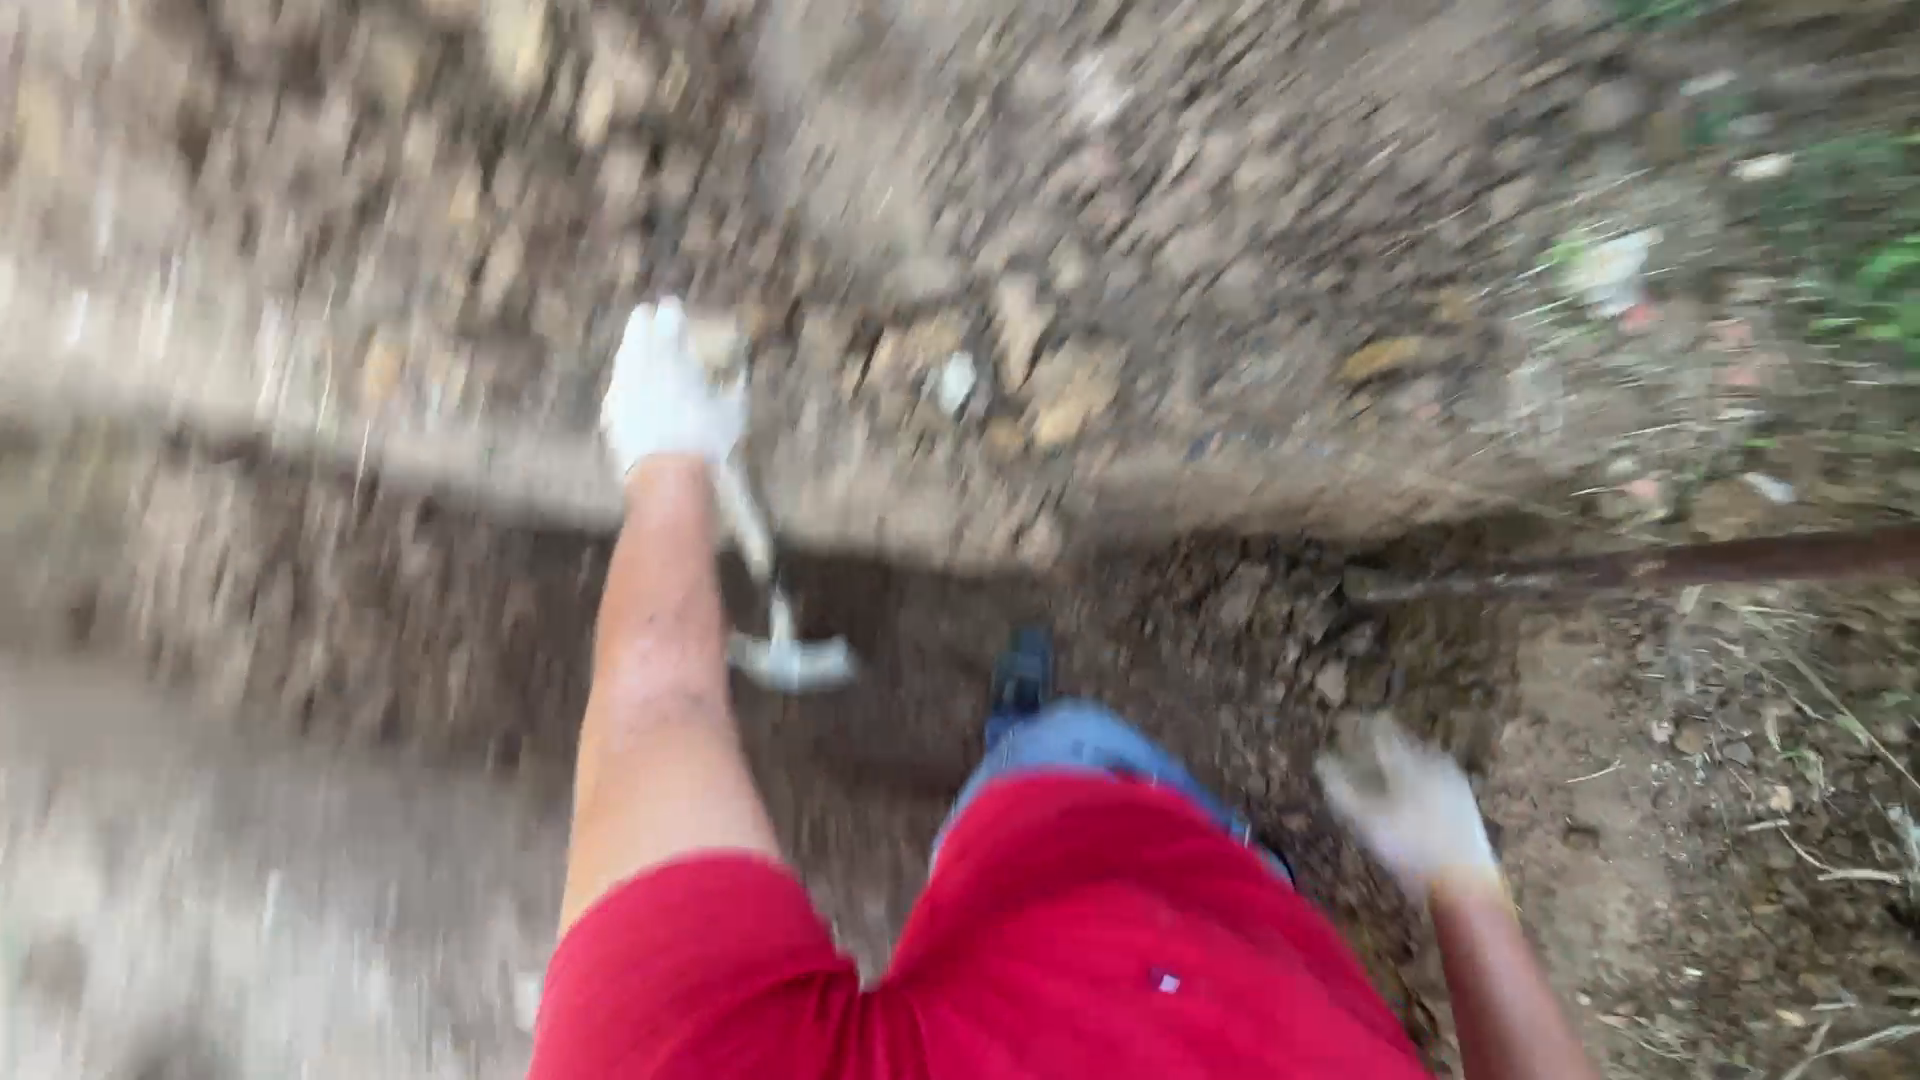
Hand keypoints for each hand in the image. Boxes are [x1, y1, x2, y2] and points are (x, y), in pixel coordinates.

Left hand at [600, 299, 746, 475]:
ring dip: (631, 347)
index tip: (672, 306)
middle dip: (643, 321)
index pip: (669, 319)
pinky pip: (618, 384)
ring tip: (637, 346)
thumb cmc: (707, 437)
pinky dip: (626, 379)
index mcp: (674, 354)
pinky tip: (631, 384)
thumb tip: (741, 374)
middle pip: (637, 329)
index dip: (672, 311)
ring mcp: (622, 384)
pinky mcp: (611, 407)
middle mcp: (643, 362)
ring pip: (624, 355)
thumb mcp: (732, 412)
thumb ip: (734, 387)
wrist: (667, 470)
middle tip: (646, 315)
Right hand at [1315, 715, 1499, 901]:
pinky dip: (1411, 778)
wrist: (1467, 888)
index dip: (1358, 726)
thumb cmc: (1410, 849)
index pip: (1380, 732)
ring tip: (1376, 771)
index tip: (1342, 724)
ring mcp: (1454, 785)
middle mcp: (1436, 766)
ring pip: (1417, 762)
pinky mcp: (1465, 806)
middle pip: (1401, 744)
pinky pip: (1431, 779)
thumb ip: (1339, 787)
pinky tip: (1403, 795)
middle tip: (1356, 747)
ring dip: (1394, 762)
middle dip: (1376, 744)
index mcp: (1411, 763)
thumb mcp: (1365, 819)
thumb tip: (1320, 762)